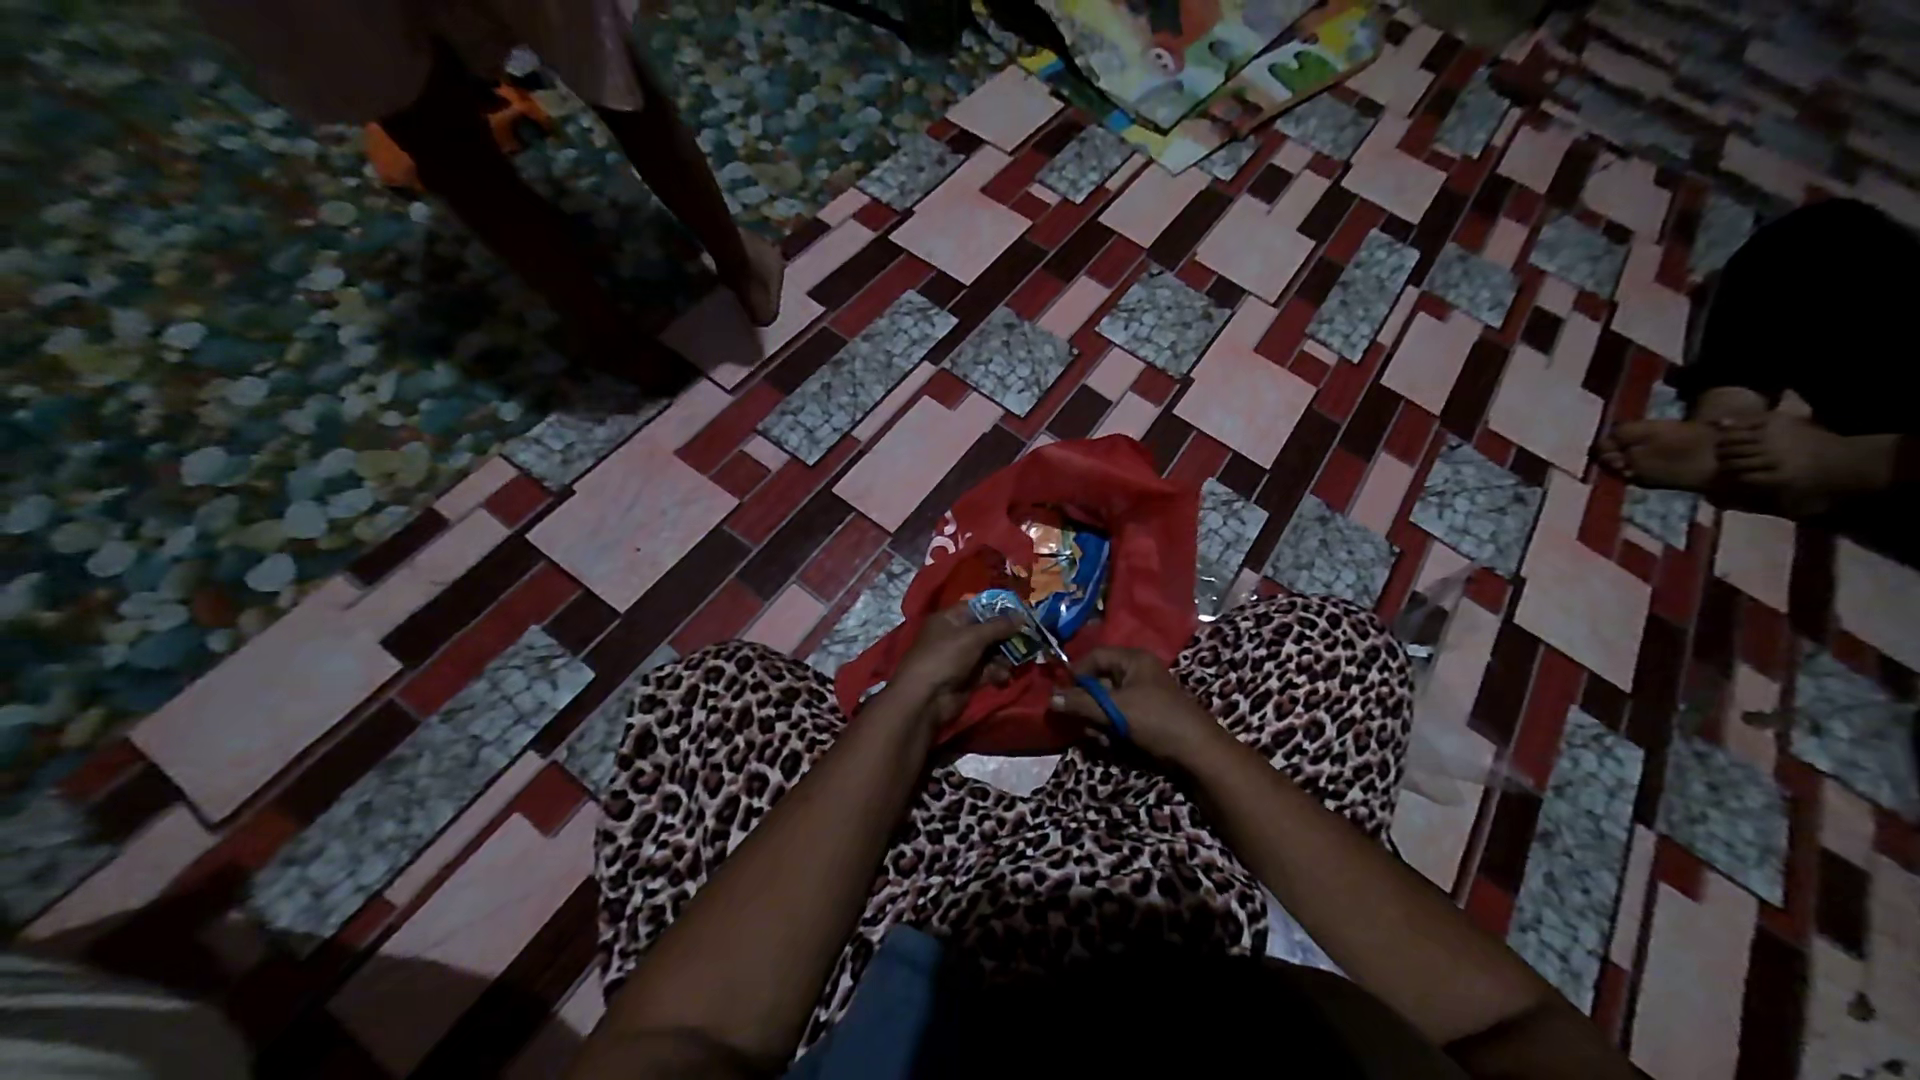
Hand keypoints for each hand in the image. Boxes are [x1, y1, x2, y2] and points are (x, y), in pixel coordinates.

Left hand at [889, 605, 1019, 724]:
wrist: (926, 697)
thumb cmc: (946, 657)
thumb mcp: (973, 636)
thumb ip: (999, 626)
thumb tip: (1022, 615)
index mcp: (950, 618)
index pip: (978, 607)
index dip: (1000, 609)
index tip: (1023, 612)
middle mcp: (956, 635)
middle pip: (988, 630)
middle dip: (1007, 635)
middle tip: (1028, 638)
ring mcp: (962, 657)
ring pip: (991, 651)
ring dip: (1005, 656)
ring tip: (1017, 661)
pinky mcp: (968, 678)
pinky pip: (989, 670)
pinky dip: (998, 672)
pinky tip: (1004, 677)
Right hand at [1048, 647, 1223, 764]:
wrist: (1197, 753)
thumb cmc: (1156, 720)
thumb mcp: (1115, 709)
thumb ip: (1081, 703)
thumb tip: (1051, 699)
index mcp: (1133, 661)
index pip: (1095, 656)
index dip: (1077, 673)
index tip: (1062, 693)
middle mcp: (1137, 674)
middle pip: (1098, 682)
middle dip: (1088, 705)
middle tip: (1082, 722)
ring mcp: (1141, 696)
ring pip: (1105, 704)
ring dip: (1098, 722)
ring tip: (1102, 737)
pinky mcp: (1144, 718)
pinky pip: (1117, 718)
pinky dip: (1111, 731)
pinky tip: (1112, 744)